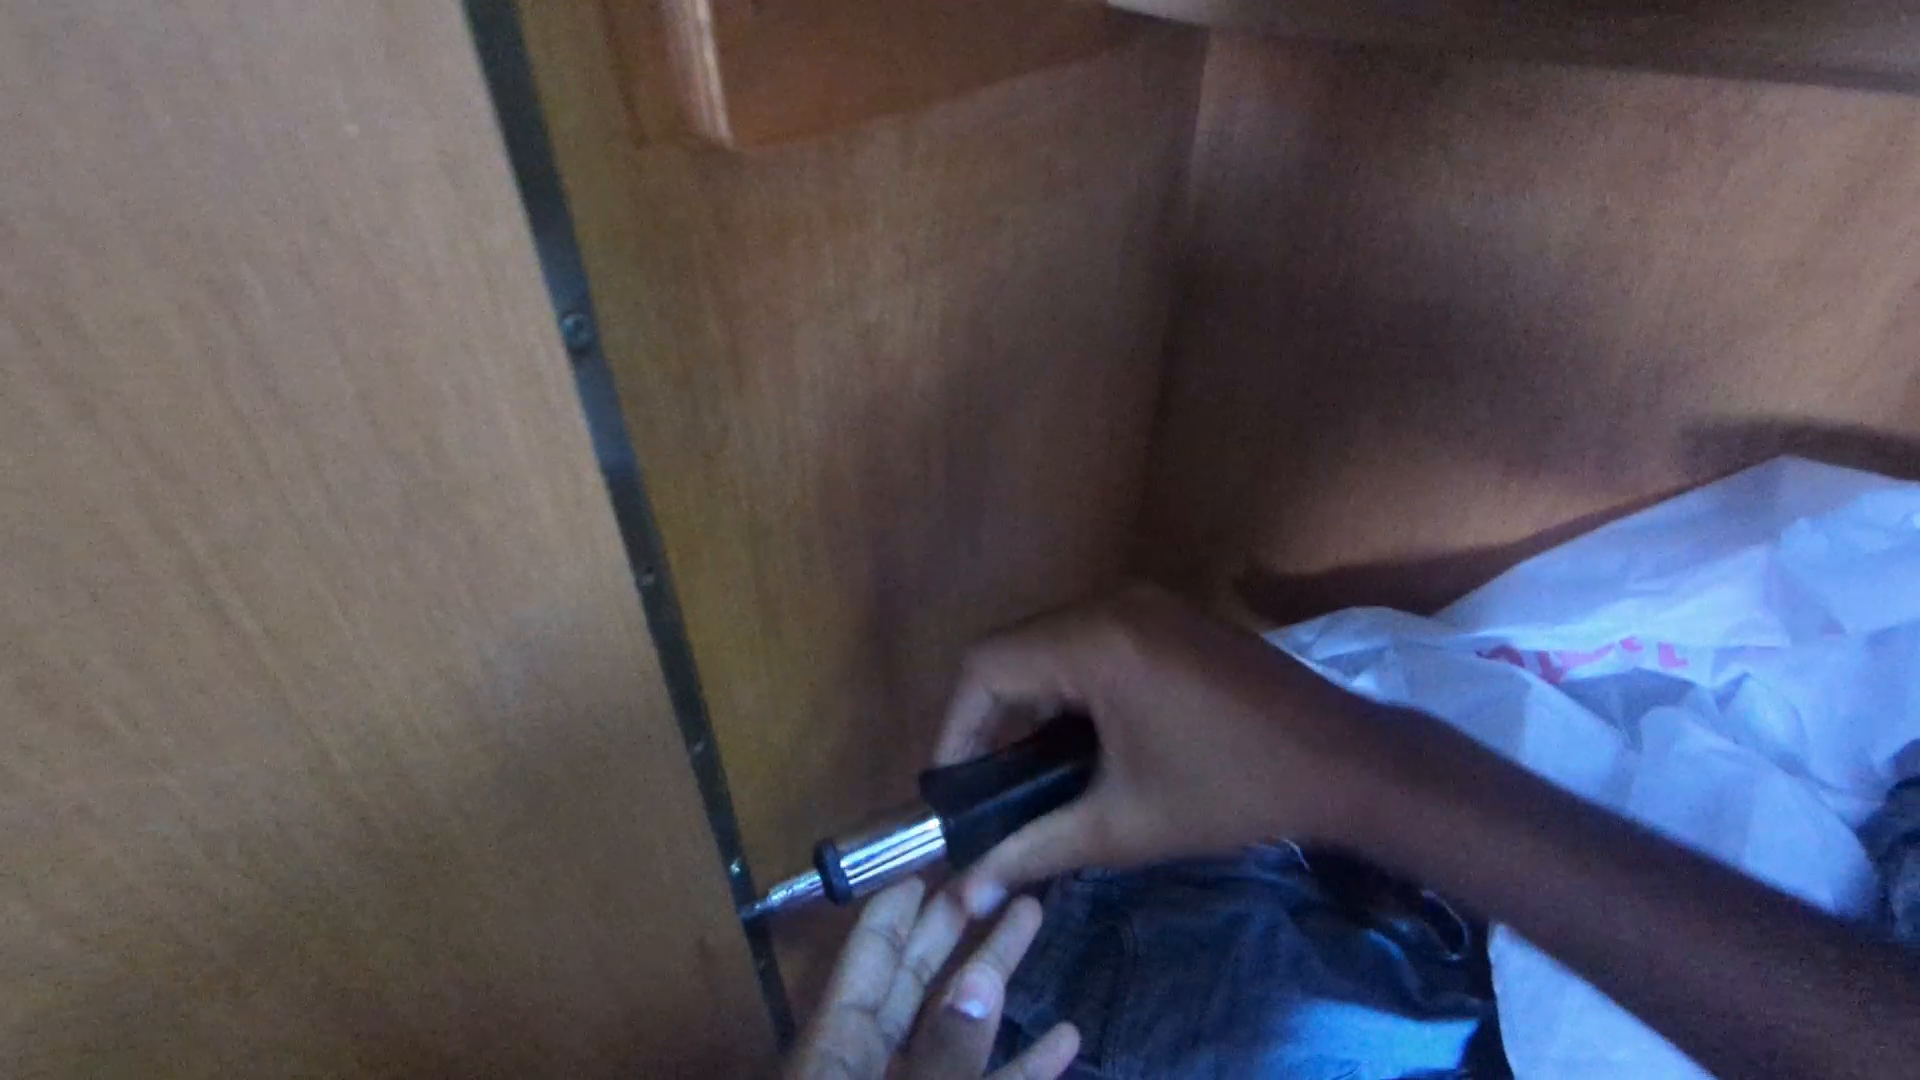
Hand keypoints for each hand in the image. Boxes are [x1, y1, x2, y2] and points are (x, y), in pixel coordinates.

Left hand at [784, 877, 1079, 1079]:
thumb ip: (940, 1056)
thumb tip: (983, 981)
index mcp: (838, 1044)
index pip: (869, 949)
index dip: (897, 897)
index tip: (934, 849)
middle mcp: (874, 1059)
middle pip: (920, 972)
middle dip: (959, 918)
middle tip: (996, 867)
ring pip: (960, 1022)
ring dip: (998, 972)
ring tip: (1035, 914)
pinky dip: (1027, 1065)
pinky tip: (1067, 1037)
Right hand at [935, 585, 1380, 916]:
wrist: (1346, 761)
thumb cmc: (1232, 791)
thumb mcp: (1124, 825)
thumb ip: (1035, 848)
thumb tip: (968, 888)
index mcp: (1093, 643)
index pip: (984, 667)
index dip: (955, 727)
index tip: (950, 787)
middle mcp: (1108, 605)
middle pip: (1012, 650)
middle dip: (989, 718)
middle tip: (984, 784)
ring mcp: (1141, 603)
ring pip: (1048, 644)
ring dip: (1027, 701)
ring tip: (1023, 769)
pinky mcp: (1164, 615)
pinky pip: (1087, 641)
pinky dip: (1066, 685)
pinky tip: (1075, 737)